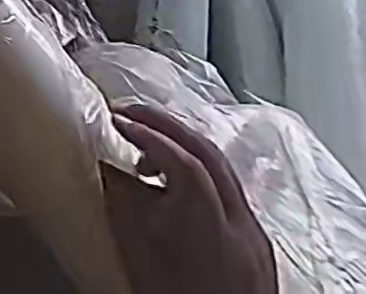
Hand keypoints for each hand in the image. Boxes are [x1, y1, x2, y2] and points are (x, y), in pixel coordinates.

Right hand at [103, 102, 275, 293]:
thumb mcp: (137, 252)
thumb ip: (123, 200)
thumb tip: (105, 162)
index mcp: (210, 224)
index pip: (180, 157)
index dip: (145, 131)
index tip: (114, 119)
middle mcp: (242, 223)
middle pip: (207, 152)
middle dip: (164, 124)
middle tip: (129, 114)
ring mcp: (256, 237)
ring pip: (222, 169)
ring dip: (181, 146)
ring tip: (144, 148)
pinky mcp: (260, 252)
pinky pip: (229, 193)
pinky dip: (198, 174)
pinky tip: (172, 186)